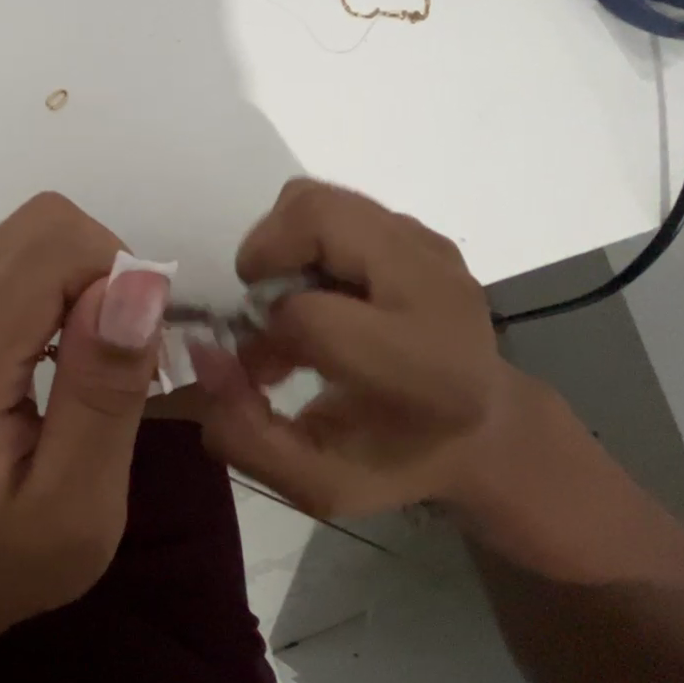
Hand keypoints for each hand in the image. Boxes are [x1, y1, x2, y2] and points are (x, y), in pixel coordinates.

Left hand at [0, 192, 172, 641]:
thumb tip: (137, 283)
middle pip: (45, 225)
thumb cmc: (12, 556)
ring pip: (39, 234)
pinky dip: (76, 288)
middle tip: (130, 359)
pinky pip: (30, 261)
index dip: (120, 282)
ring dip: (97, 280)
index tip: (143, 360)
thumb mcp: (76, 503)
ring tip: (109, 363)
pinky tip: (84, 355)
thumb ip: (103, 393)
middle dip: (111, 273)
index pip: (53, 249)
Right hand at [192, 178, 527, 518]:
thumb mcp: (315, 482)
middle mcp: (435, 291)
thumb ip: (243, 431)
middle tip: (261, 303)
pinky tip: (315, 283)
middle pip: (317, 219)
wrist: (482, 427)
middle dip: (264, 255)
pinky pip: (332, 204)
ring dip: (279, 243)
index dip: (267, 333)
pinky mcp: (418, 231)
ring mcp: (430, 251)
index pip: (309, 315)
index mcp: (422, 367)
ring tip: (288, 292)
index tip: (263, 363)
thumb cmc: (391, 456)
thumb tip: (202, 353)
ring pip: (317, 200)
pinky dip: (301, 235)